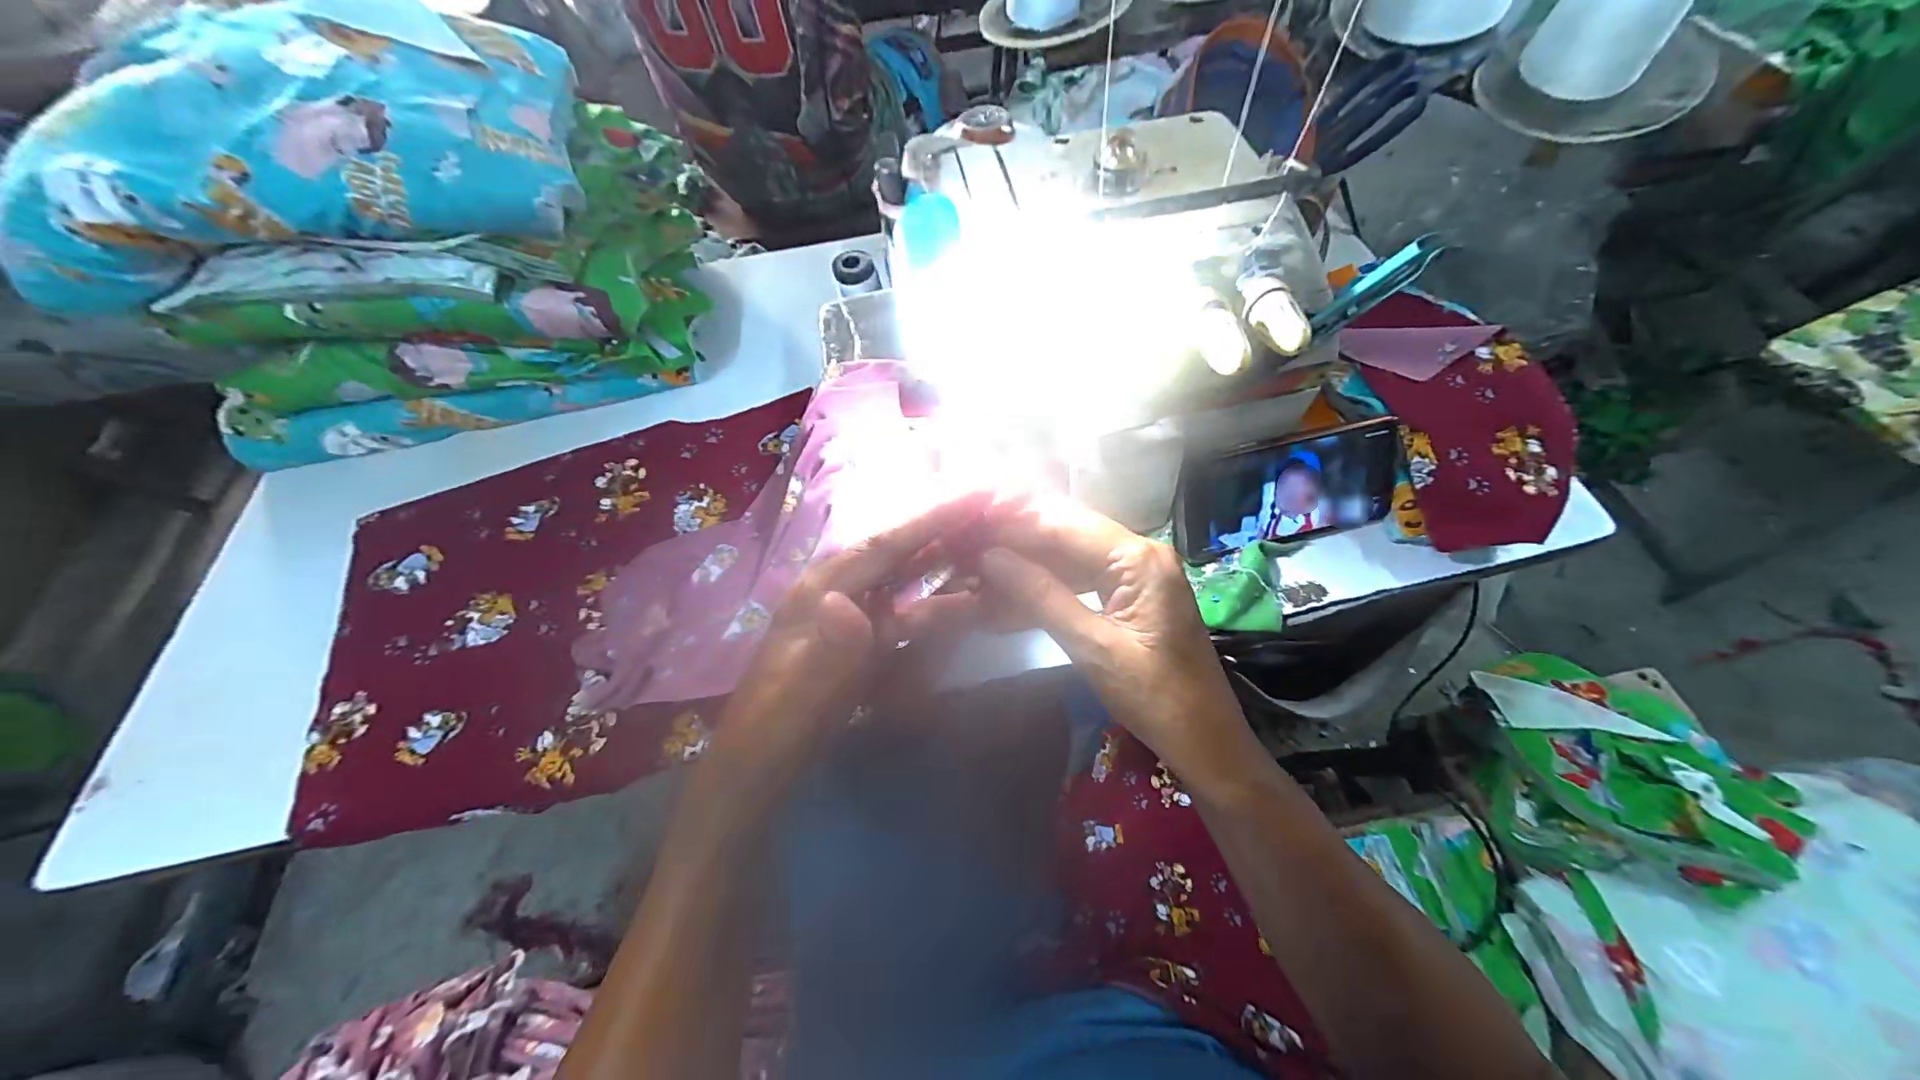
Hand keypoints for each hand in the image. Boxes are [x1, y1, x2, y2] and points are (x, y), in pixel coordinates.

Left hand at [714, 492, 993, 774]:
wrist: (758, 767)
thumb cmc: (772, 727)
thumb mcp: (798, 693)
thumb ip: (826, 650)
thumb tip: (845, 601)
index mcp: (820, 591)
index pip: (884, 546)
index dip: (932, 520)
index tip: (978, 496)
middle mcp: (839, 594)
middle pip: (899, 555)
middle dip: (944, 532)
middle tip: (995, 511)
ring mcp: (852, 621)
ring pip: (906, 583)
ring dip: (944, 564)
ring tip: (989, 546)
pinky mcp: (863, 648)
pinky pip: (907, 617)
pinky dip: (936, 606)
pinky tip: (963, 602)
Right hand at [976, 495, 1264, 791]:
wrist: (1207, 741)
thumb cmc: (1155, 697)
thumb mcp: (1092, 647)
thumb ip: (1040, 596)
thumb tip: (989, 557)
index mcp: (1137, 558)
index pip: (1062, 525)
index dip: (1011, 523)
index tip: (966, 525)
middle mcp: (1139, 552)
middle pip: (1066, 532)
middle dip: (1015, 538)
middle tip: (965, 543)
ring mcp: (1137, 573)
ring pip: (1069, 554)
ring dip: (1026, 561)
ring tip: (977, 565)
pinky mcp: (1131, 595)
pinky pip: (1081, 578)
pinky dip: (1047, 584)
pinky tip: (1010, 591)